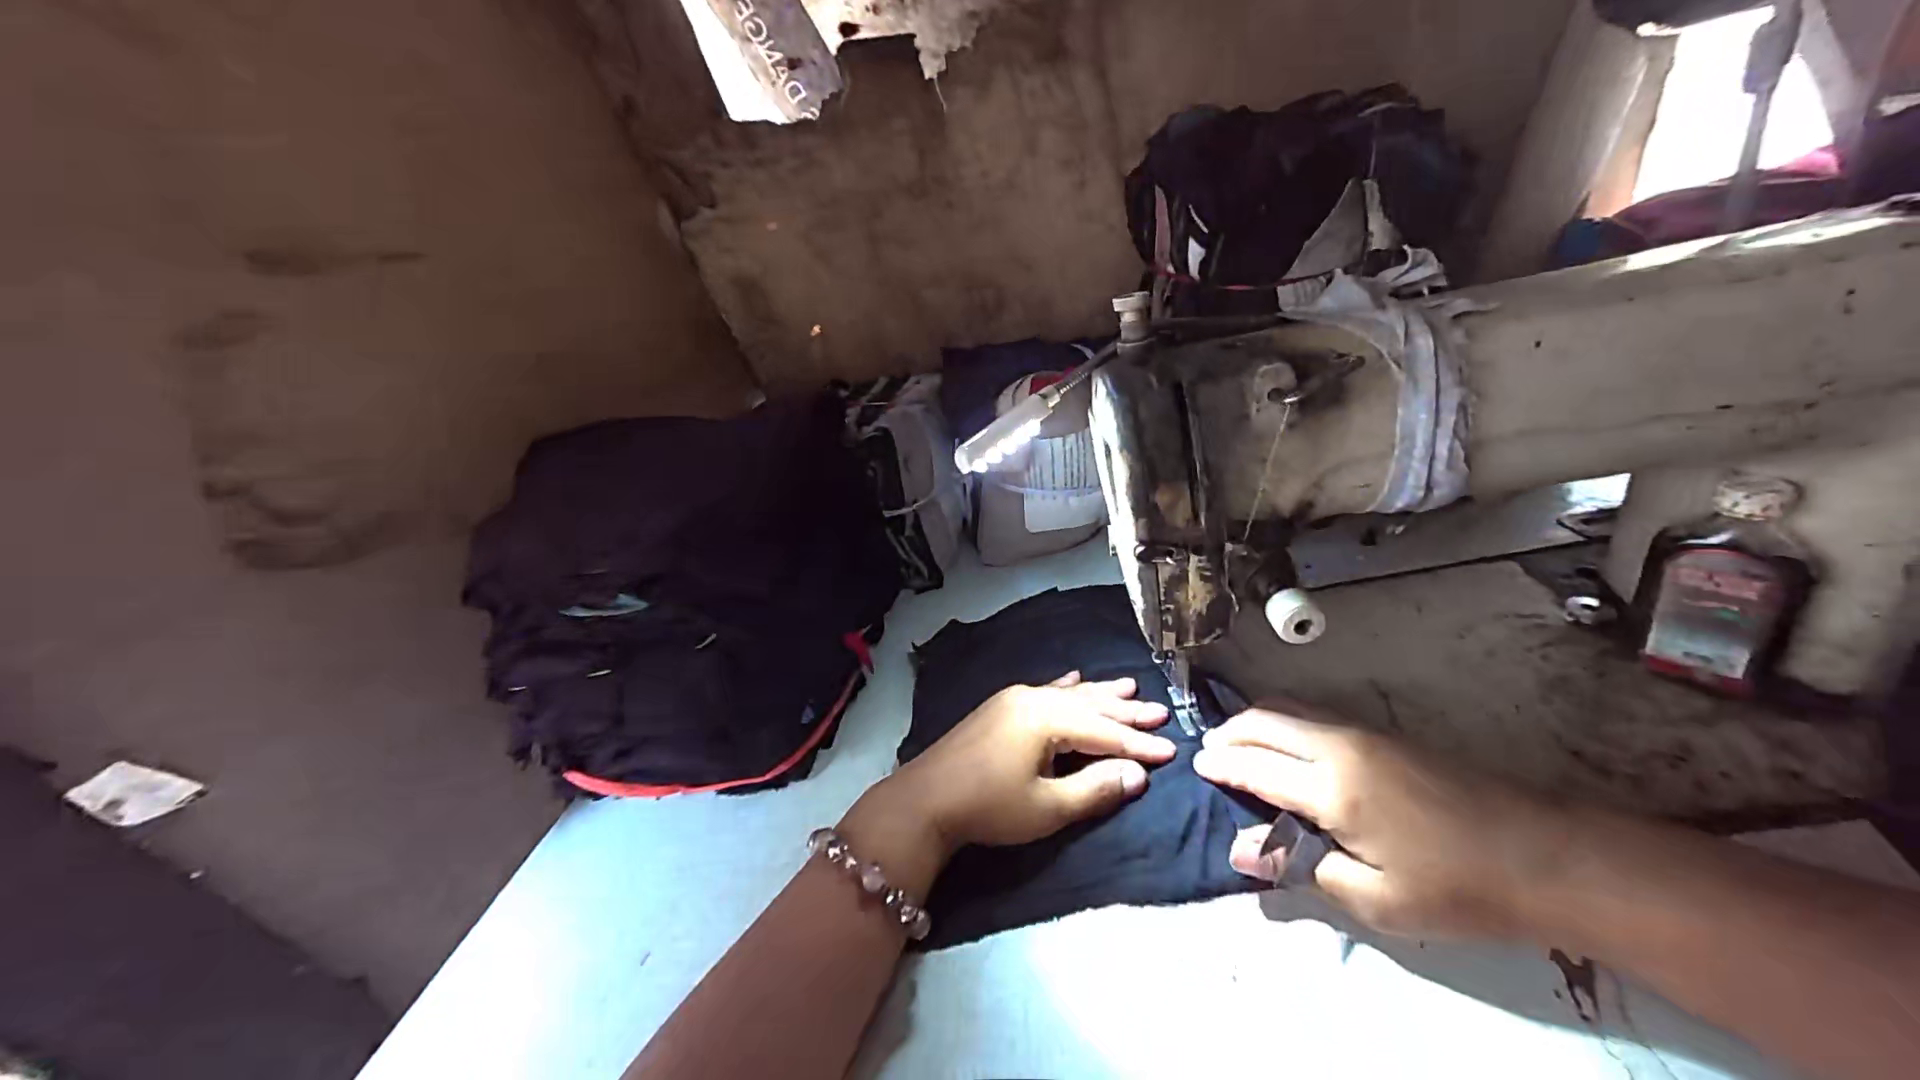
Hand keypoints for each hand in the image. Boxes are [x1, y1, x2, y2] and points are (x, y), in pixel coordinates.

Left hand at [851, 672, 1175, 859]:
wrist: (925, 800)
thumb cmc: (988, 807)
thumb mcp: (1047, 807)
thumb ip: (1095, 789)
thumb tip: (1137, 775)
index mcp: (1046, 718)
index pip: (1104, 730)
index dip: (1138, 743)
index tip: (1171, 751)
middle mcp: (1032, 698)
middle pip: (1089, 704)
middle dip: (1125, 711)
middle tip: (1160, 712)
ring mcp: (1012, 699)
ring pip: (1068, 694)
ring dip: (1100, 694)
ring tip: (1131, 687)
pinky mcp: (999, 707)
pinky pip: (1043, 690)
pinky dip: (1065, 687)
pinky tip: (1074, 678)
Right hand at [1193, 706, 1575, 940]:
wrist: (1549, 857)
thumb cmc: (1456, 888)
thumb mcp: (1374, 898)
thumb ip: (1298, 866)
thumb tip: (1237, 849)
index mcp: (1331, 787)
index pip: (1252, 764)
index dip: (1219, 766)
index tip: (1196, 770)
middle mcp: (1338, 745)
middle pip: (1263, 720)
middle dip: (1228, 733)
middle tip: (1208, 756)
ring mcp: (1363, 732)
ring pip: (1287, 709)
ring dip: (1254, 723)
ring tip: (1237, 748)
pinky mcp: (1382, 734)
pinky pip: (1311, 715)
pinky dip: (1281, 723)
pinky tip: (1284, 748)